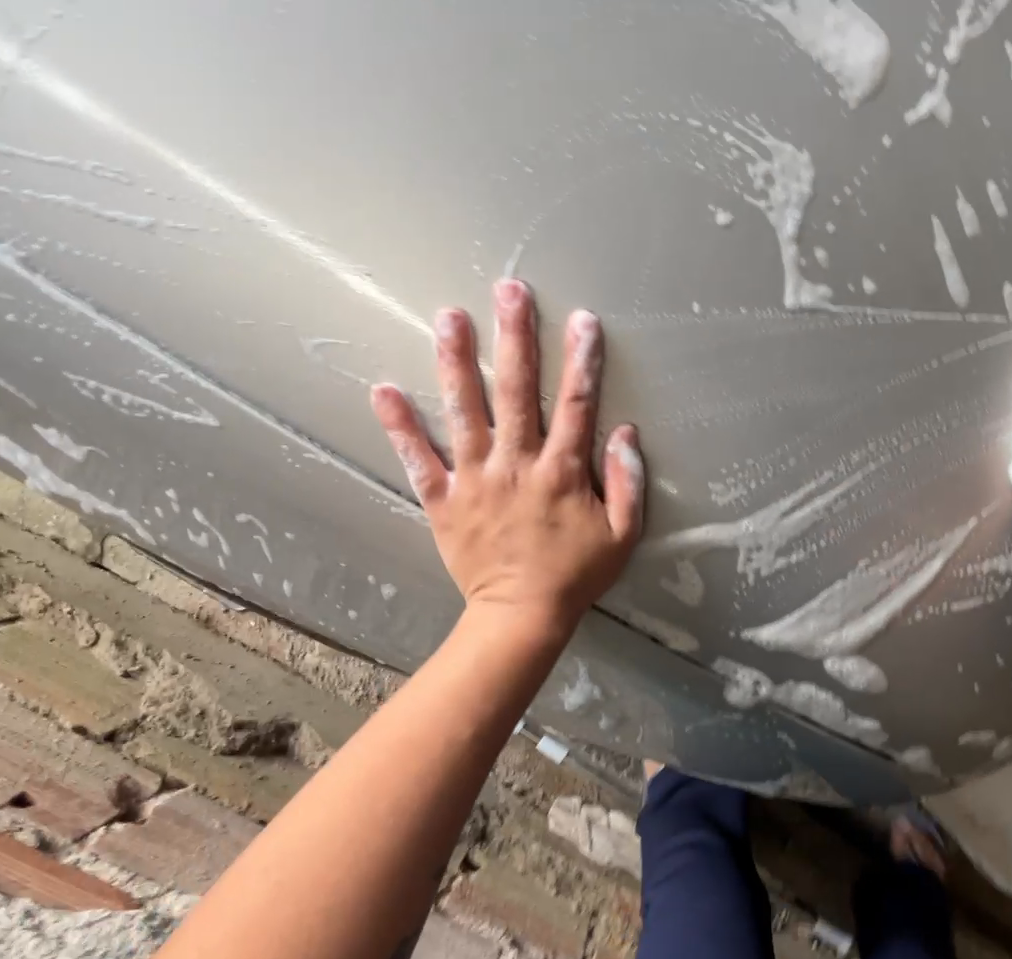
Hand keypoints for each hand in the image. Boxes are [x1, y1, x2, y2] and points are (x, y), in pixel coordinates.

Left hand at [370, 279, 644, 635]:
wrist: (521, 616)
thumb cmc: (576, 575)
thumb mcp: (622, 535)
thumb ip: (628, 483)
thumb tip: (624, 432)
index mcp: (562, 471)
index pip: (575, 405)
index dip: (582, 360)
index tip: (583, 320)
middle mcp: (516, 464)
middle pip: (517, 391)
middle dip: (515, 338)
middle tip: (509, 290)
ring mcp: (475, 479)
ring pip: (464, 412)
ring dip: (457, 362)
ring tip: (449, 317)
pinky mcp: (442, 499)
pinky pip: (418, 459)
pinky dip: (401, 427)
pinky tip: (383, 390)